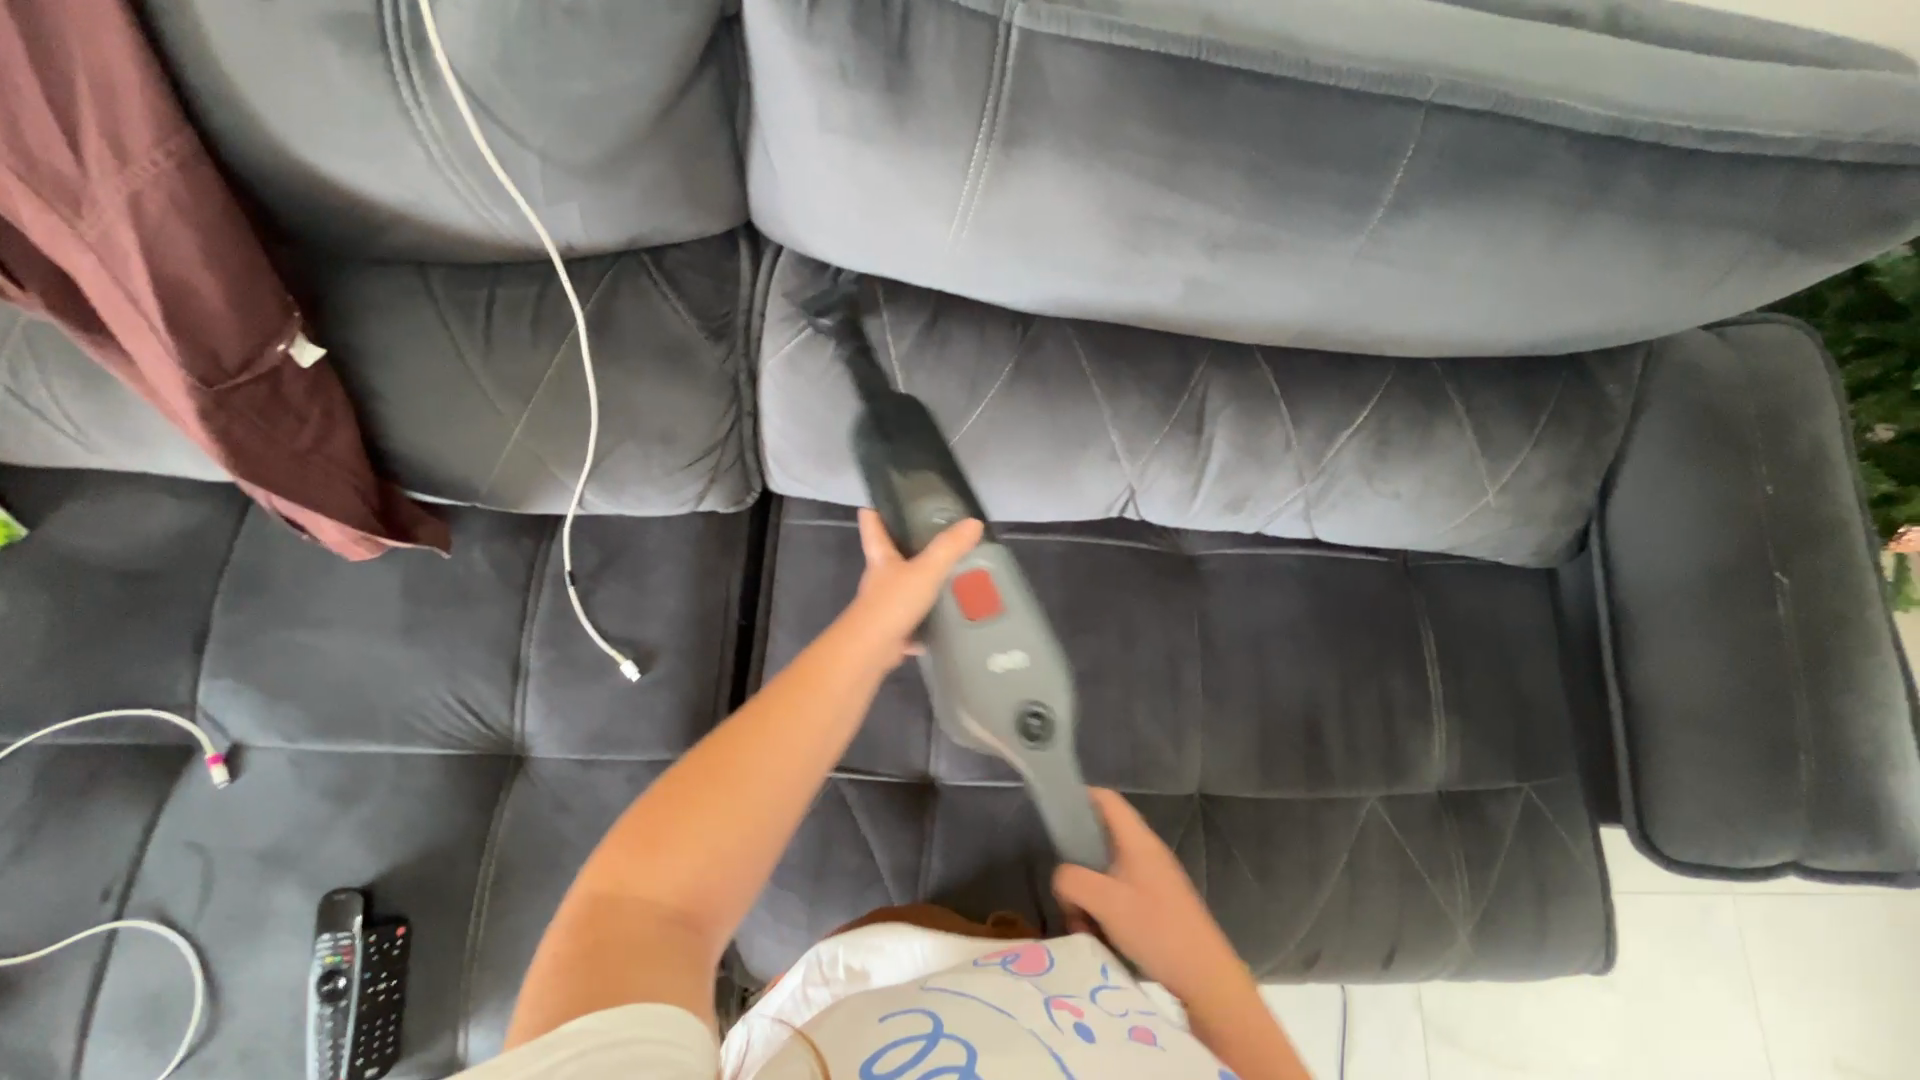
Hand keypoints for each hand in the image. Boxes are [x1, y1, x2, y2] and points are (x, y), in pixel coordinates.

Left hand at [839, 508, 983, 664]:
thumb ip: (949, 548)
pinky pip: (916, 621)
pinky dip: (931, 620)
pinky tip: (952, 619)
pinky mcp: (894, 630)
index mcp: (881, 558)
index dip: (876, 510)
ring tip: (954, 576)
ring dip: (924, 584)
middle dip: (909, 547)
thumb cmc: (893, 603)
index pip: (873, 526)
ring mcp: (885, 606)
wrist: (872, 650)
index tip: (883, 499)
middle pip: (891, 556)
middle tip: (938, 537)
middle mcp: (880, 579)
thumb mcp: (926, 571)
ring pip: (906, 589)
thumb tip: (974, 522)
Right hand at [1054, 789, 1250, 1003]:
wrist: (1205, 976)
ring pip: (1106, 870)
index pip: (1107, 799)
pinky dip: (1102, 907)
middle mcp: (1146, 852)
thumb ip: (1073, 880)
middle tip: (1062, 884)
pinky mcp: (1156, 902)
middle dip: (1076, 860)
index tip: (1054, 815)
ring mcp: (1153, 877)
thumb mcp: (1105, 902)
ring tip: (1080, 920)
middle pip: (1101, 837)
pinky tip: (1099, 933)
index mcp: (1138, 841)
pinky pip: (1118, 891)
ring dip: (1087, 891)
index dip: (1079, 798)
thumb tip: (1062, 877)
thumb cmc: (1156, 930)